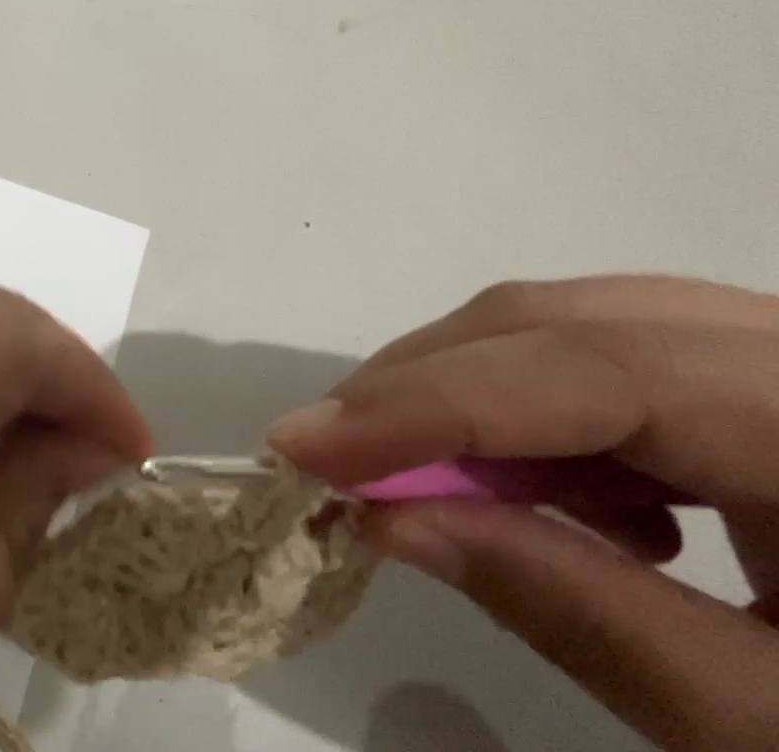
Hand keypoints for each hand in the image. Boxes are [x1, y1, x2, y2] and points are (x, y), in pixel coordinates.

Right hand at [269, 276, 778, 749]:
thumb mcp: (772, 730)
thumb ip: (575, 611)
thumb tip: (383, 523)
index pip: (596, 374)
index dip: (428, 405)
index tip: (299, 447)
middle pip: (575, 320)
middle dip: (428, 386)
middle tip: (335, 456)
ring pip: (588, 325)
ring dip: (475, 395)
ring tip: (436, 483)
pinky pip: (628, 356)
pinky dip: (544, 414)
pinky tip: (568, 497)